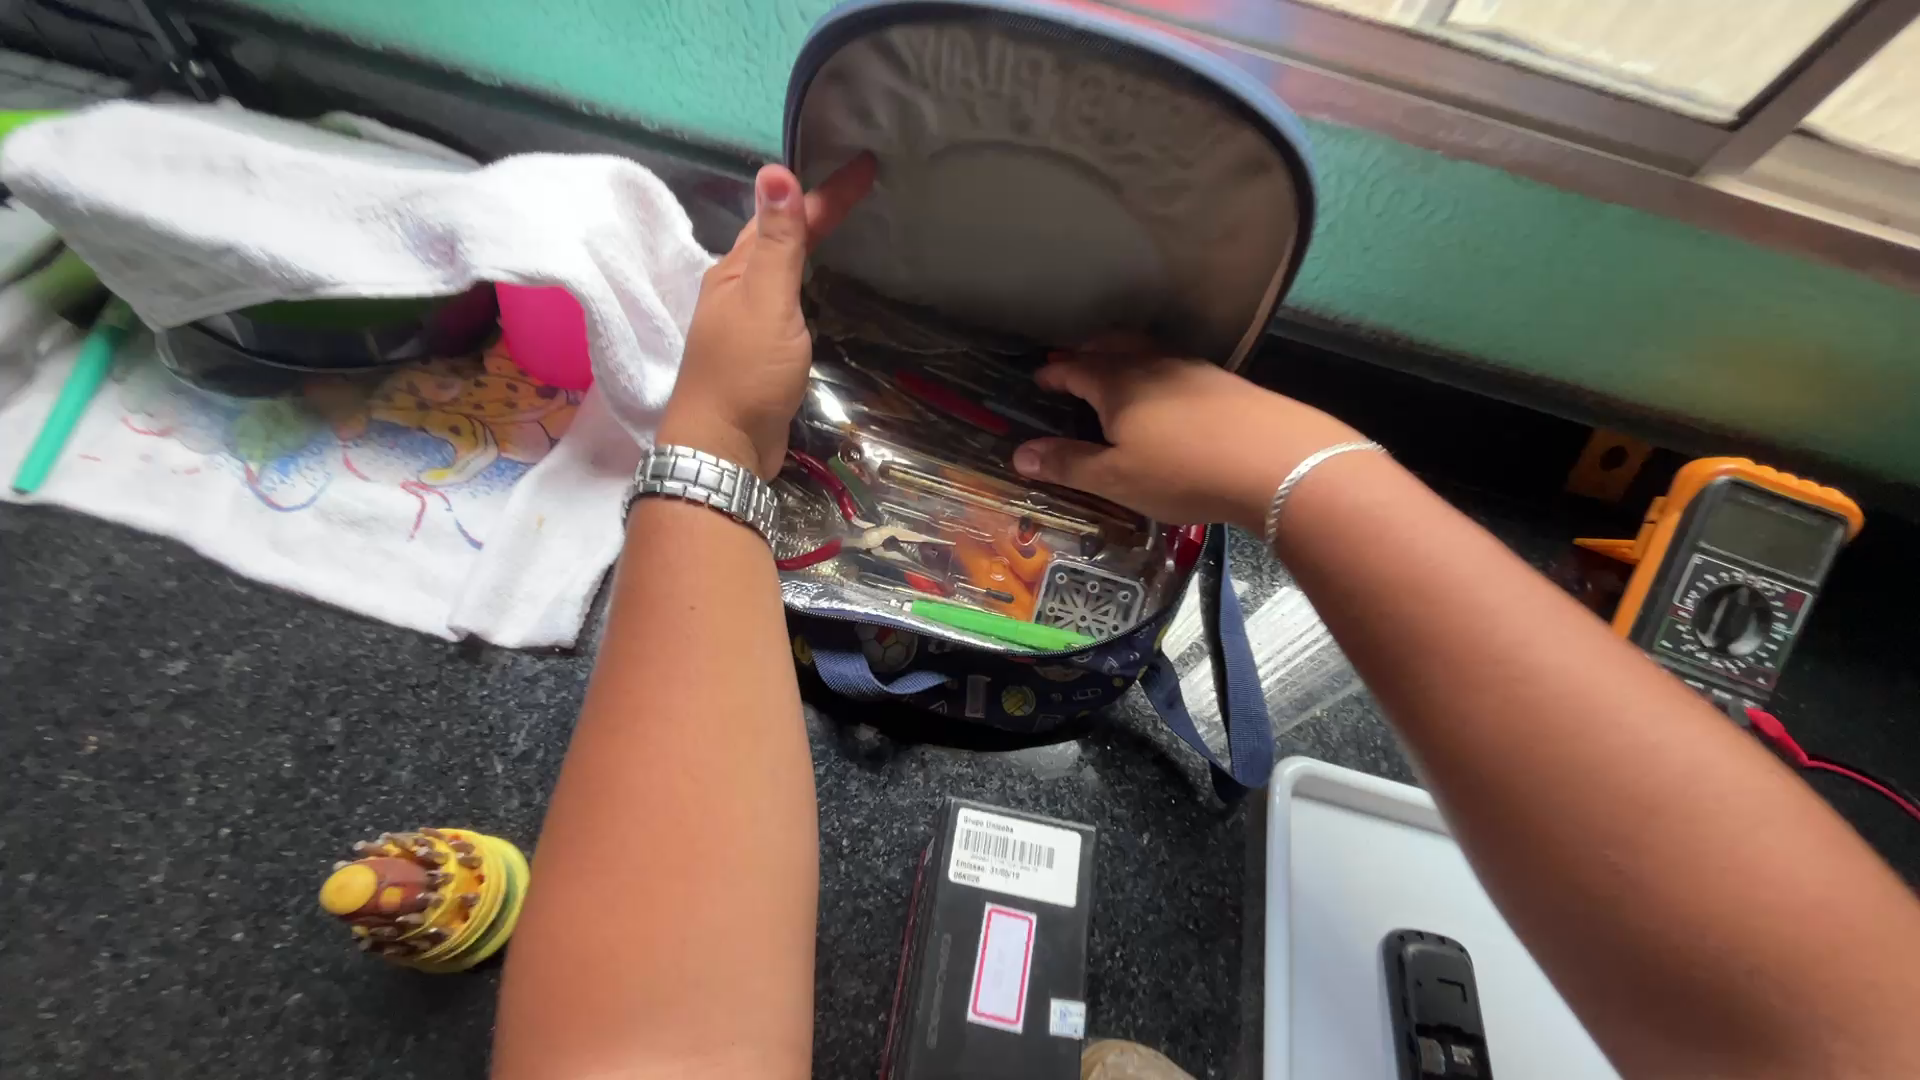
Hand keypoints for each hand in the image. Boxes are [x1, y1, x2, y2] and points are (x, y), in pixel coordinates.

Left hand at [658, 153, 876, 477]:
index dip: (826, 193)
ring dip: (808, 247)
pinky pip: (788, 305)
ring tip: (841, 229)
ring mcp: (747, 324)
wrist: (725, 448)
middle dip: (816, 211)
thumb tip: (775, 171)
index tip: (865, 166)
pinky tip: (818, 292)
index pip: (787, 217)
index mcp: (736, 270)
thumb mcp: (766, 303)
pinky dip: (807, 286)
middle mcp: (737, 289)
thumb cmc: (746, 374)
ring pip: (781, 272)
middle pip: (780, 238)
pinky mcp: (760, 355)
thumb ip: (777, 245)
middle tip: (860, 192)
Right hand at [1011, 350, 1371, 532]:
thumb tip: (1020, 455)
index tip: (1039, 378)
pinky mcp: (1226, 385)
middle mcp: (1155, 365)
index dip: (1054, 372)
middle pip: (1114, 347)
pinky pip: (1178, 369)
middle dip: (1088, 353)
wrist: (1278, 463)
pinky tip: (1168, 398)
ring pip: (1149, 354)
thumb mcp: (1115, 478)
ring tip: (1117, 377)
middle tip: (1073, 364)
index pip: (1075, 367)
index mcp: (1119, 383)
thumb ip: (1068, 464)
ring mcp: (1195, 370)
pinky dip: (1158, 375)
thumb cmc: (1183, 471)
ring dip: (1125, 360)